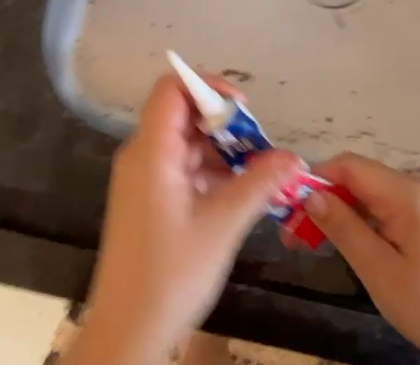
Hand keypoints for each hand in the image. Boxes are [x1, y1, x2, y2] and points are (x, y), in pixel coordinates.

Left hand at [65, 75, 303, 364]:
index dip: (209, 87)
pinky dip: (209, 174)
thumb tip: (294, 157)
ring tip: (257, 177)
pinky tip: (237, 197)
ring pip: (185, 144)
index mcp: (151, 151)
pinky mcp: (147, 201)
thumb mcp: (222, 225)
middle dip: (225, 125)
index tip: (244, 109)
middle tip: (260, 150)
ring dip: (221, 153)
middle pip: (182, 115)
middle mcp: (141, 156)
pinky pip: (181, 169)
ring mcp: (142, 179)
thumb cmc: (170, 274)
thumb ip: (259, 184)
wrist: (126, 332)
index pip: (173, 89)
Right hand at [303, 154, 419, 364]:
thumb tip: (310, 194)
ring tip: (314, 243)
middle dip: (324, 199)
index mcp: (406, 193)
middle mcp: (416, 187)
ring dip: (340, 212)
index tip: (289, 208)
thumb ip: (344, 227)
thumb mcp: (379, 270)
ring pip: (369, 194)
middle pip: (358, 178)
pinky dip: (361, 221)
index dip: (315, 179)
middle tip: (295, 236)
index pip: (349, 165)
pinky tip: (349, 245)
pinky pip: (385, 208)